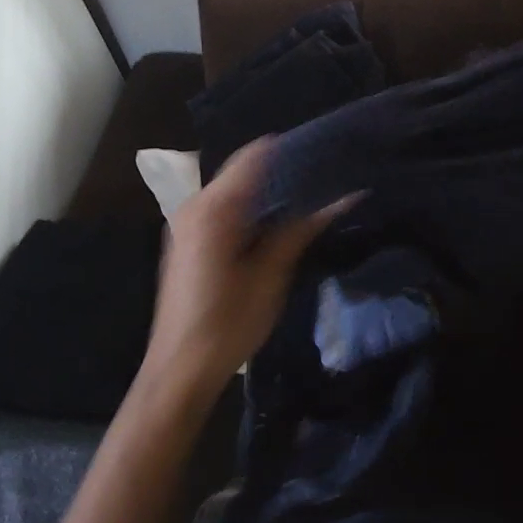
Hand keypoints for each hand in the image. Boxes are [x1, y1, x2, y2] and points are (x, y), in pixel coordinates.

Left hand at [140, 137, 351, 398]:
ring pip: (234, 190)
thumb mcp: (271, 276)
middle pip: (244, 170)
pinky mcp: (187, 240)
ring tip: (310, 201)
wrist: (179, 371)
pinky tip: (276, 226)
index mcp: (213, 207)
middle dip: (283, 173)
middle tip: (326, 181)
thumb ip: (301, 230)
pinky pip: (223, 209)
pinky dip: (249, 210)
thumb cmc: (227, 324)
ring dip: (267, 194)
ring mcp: (186, 222)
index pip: (255, 154)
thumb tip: (344, 198)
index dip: (291, 151)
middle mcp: (194, 205)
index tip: (325, 156)